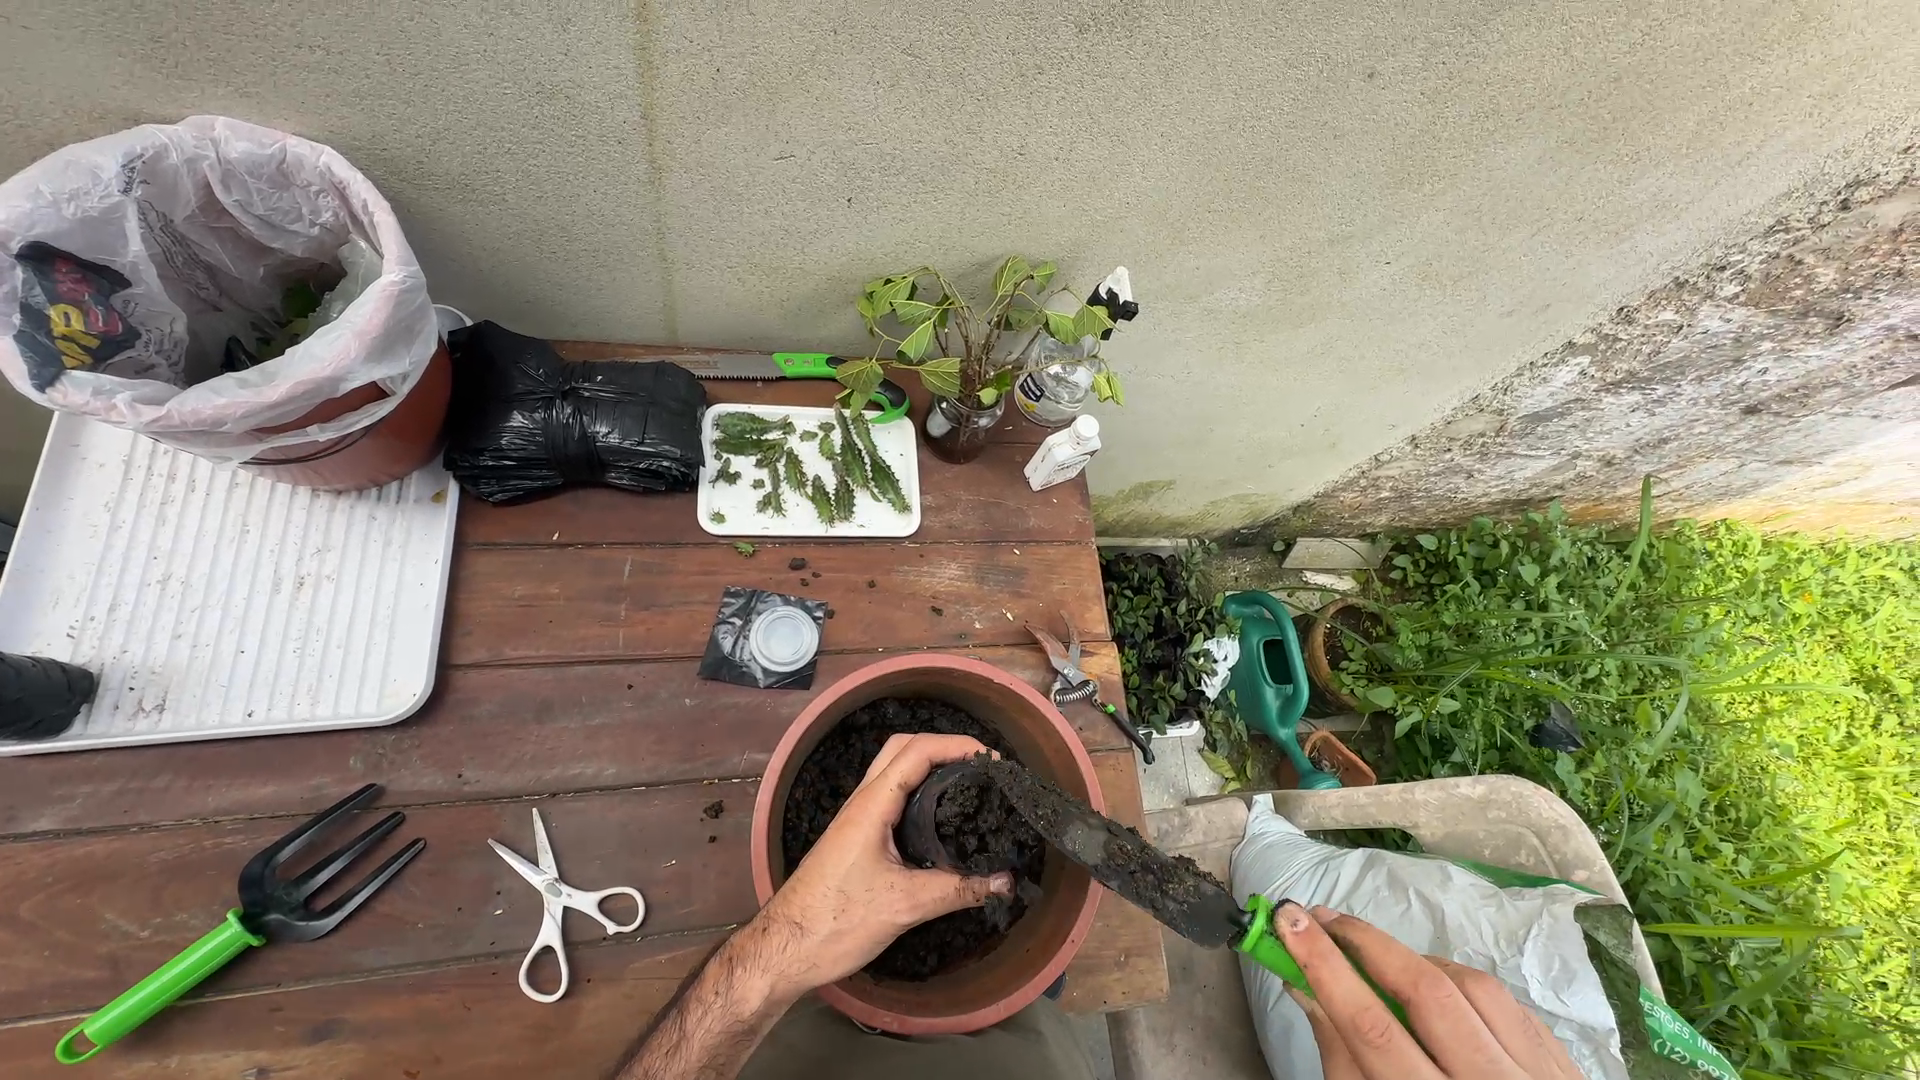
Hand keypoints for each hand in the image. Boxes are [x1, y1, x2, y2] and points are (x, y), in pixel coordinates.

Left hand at [746, 734, 1013, 1000]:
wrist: (784, 950)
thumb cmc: (837, 921)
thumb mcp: (904, 906)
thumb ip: (957, 890)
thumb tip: (1006, 881)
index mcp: (872, 804)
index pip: (917, 751)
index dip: (956, 745)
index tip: (991, 758)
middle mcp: (862, 800)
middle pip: (903, 747)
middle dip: (943, 745)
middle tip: (980, 763)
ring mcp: (856, 817)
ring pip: (893, 770)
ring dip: (928, 764)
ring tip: (967, 781)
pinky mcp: (856, 836)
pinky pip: (890, 794)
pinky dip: (917, 789)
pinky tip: (938, 816)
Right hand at [1276, 903, 1582, 1079]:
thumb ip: (1341, 1056)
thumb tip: (1302, 981)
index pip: (1371, 1027)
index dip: (1324, 965)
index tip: (1289, 919)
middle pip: (1427, 993)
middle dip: (1365, 942)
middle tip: (1322, 917)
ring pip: (1471, 986)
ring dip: (1413, 961)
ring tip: (1378, 961)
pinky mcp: (1566, 1068)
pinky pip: (1507, 1002)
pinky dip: (1461, 983)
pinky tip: (1435, 987)